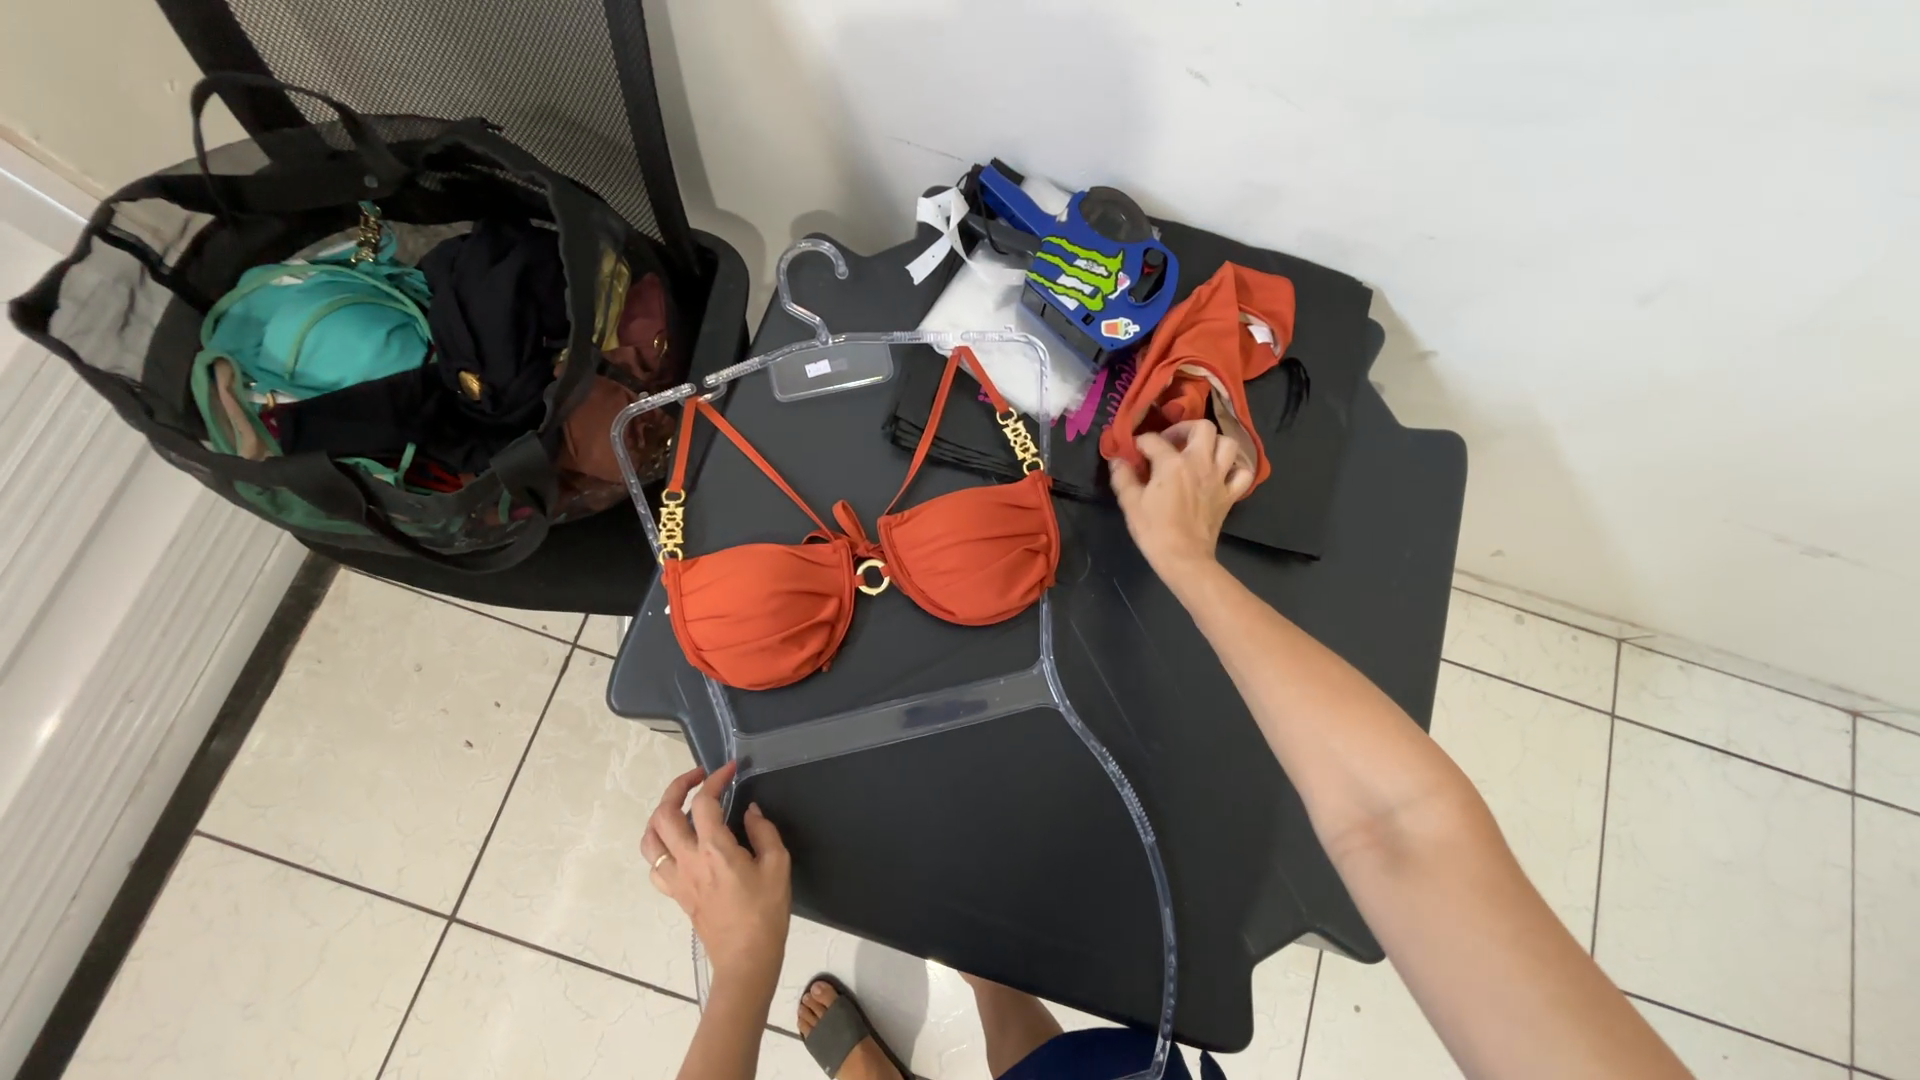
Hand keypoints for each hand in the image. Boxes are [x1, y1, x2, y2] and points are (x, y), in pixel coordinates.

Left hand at [642, 761, 790, 991]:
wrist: (746, 959)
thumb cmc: (766, 912)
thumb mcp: (778, 864)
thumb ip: (763, 831)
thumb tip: (749, 811)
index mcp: (714, 850)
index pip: (704, 802)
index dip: (715, 779)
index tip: (730, 769)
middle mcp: (687, 860)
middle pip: (663, 814)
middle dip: (677, 787)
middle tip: (699, 778)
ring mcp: (676, 879)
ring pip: (649, 839)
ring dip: (661, 814)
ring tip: (682, 805)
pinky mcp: (676, 894)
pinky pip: (655, 864)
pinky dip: (661, 845)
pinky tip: (680, 842)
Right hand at [1109, 419, 1252, 577]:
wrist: (1184, 558)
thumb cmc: (1154, 531)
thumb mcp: (1130, 503)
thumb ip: (1123, 476)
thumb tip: (1117, 460)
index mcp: (1172, 463)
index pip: (1153, 440)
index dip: (1140, 443)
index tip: (1133, 452)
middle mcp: (1200, 463)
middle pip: (1203, 427)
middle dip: (1185, 428)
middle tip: (1171, 441)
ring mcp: (1219, 478)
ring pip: (1228, 444)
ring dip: (1213, 443)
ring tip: (1198, 452)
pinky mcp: (1230, 494)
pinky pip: (1242, 472)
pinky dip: (1234, 468)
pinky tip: (1221, 471)